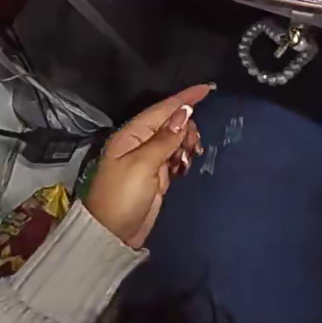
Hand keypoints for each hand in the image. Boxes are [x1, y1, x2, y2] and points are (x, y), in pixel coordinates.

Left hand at [82, 85, 209, 247]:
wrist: (112, 234)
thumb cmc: (123, 196)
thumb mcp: (143, 165)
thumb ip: (165, 139)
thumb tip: (184, 112)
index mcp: (132, 134)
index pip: (163, 108)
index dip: (185, 98)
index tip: (208, 88)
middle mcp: (140, 142)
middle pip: (171, 122)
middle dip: (187, 127)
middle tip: (193, 147)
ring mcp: (148, 158)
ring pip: (176, 138)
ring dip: (187, 143)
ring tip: (188, 159)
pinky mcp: (156, 174)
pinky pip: (175, 155)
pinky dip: (183, 156)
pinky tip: (186, 165)